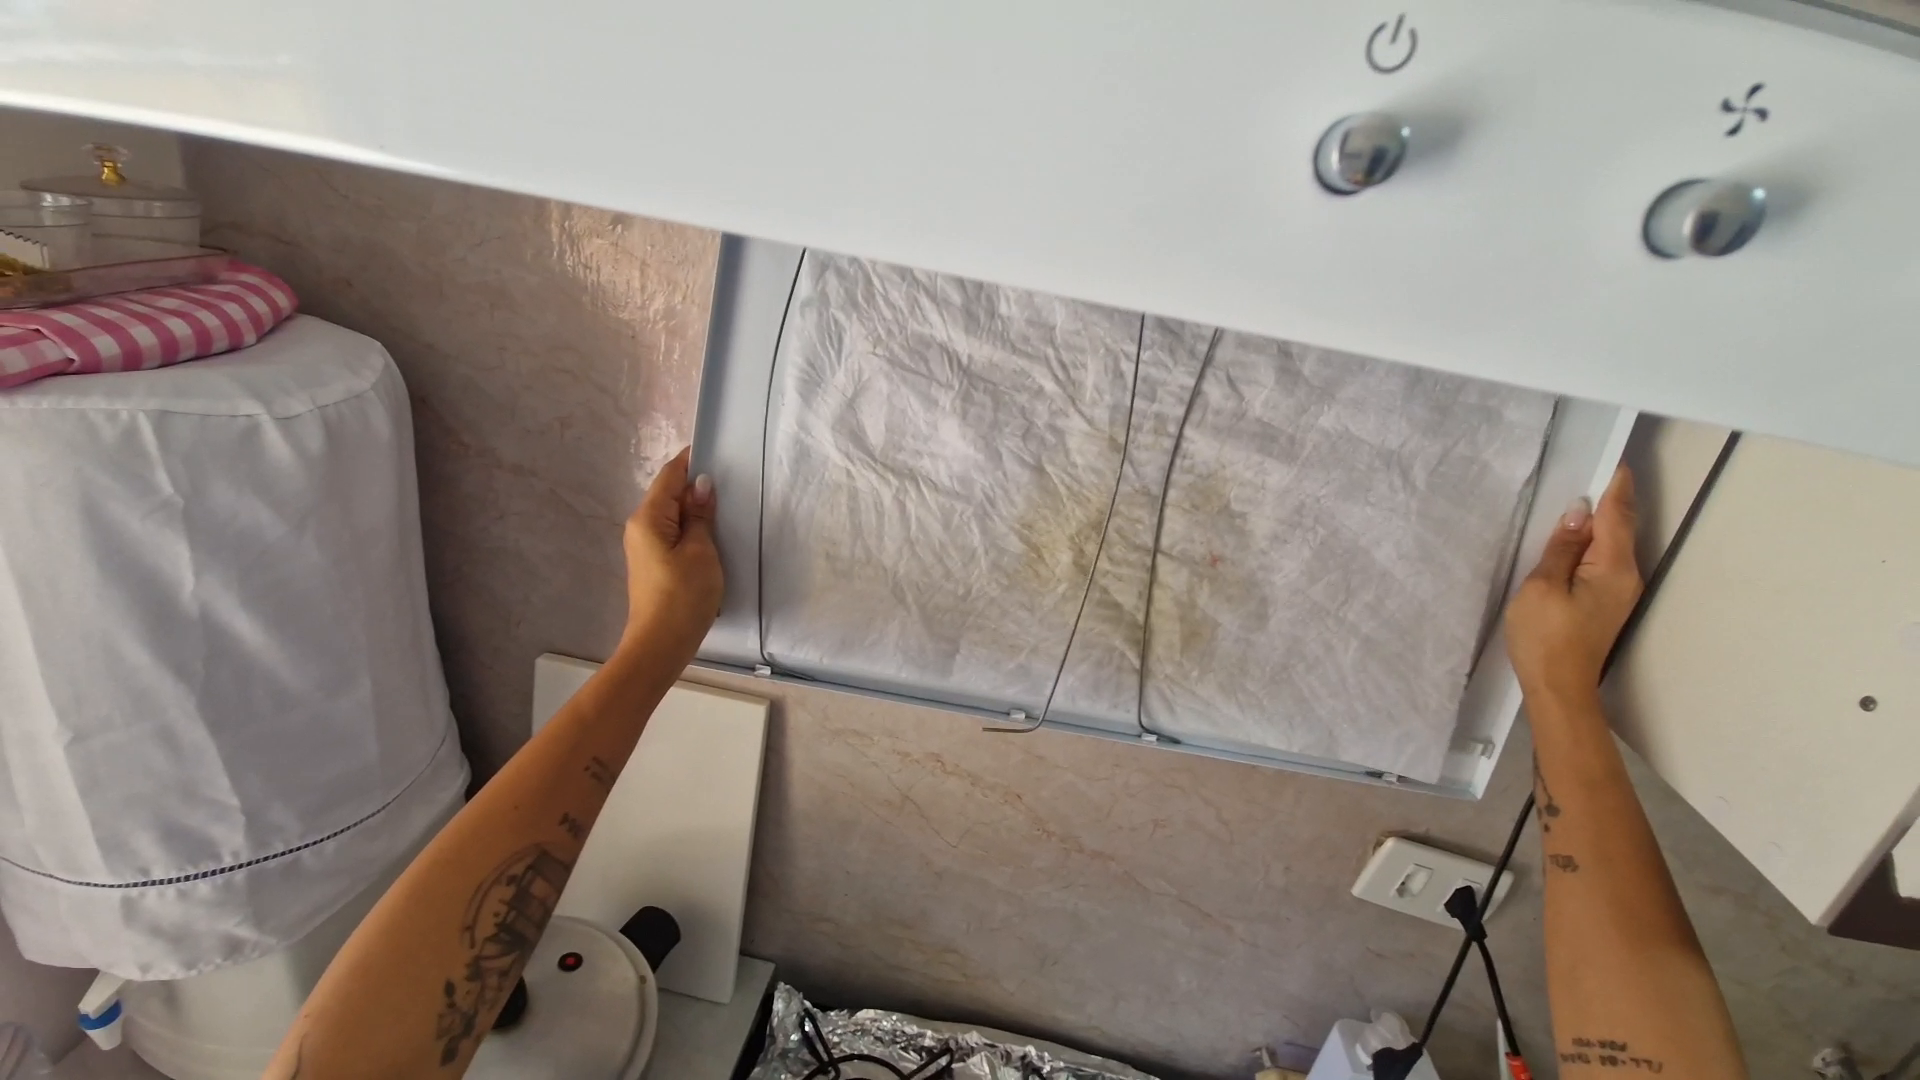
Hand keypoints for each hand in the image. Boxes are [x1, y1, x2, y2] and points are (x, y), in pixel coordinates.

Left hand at [620, 448, 722, 659]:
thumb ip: (700, 516)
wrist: (660, 645)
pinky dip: (691, 527)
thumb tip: (701, 484)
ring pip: (672, 515)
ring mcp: (645, 547)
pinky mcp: (654, 564)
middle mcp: (640, 527)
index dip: (691, 460)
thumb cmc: (683, 596)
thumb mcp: (701, 551)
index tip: (718, 450)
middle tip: (731, 480)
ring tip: (726, 505)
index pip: (670, 475)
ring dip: (695, 508)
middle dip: (696, 484)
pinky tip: (711, 533)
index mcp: (649, 517)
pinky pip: (673, 533)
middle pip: (669, 494)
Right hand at [1505, 465, 1641, 705]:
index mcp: (1614, 568)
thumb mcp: (1543, 586)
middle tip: (1601, 471)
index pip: (1617, 516)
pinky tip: (1580, 535)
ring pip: (1615, 544)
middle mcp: (1626, 575)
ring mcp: (1619, 591)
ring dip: (1604, 520)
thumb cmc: (1545, 636)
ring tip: (1588, 496)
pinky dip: (1596, 540)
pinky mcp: (1605, 602)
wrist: (1558, 686)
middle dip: (1614, 499)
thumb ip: (1562, 548)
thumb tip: (1579, 513)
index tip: (1615, 461)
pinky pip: (1605, 559)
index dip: (1616, 488)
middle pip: (1622, 528)